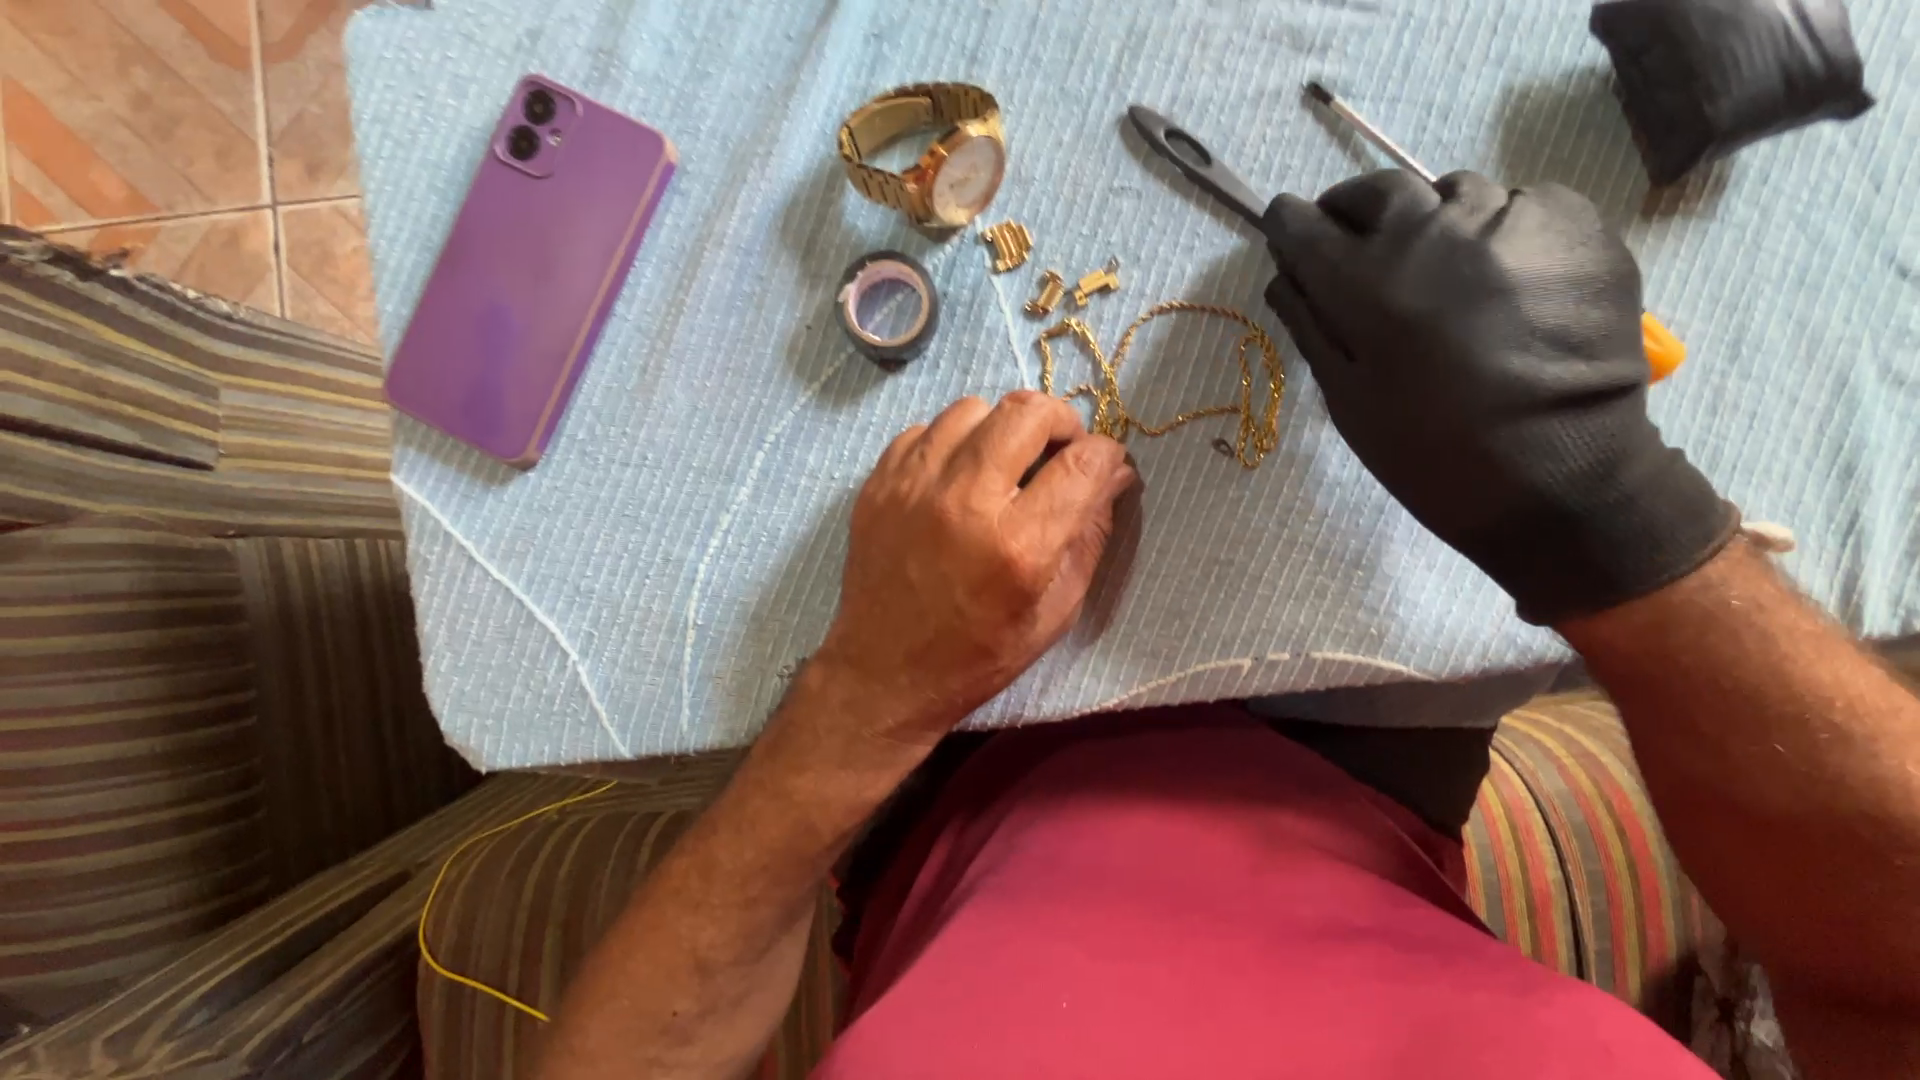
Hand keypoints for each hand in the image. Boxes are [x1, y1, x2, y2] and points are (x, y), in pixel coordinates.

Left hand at [810, 391, 1133, 749]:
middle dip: (1059, 422)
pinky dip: (951, 444)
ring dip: (1001, 428)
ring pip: (972, 408)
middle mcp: (964, 501)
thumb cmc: (980, 654)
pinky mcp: (878, 483)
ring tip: (1003, 465)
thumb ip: (1091, 535)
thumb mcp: (1056, 611)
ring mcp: (913, 485)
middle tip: (1059, 453)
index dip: (1107, 454)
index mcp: (1018, 544)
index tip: (1105, 464)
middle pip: (1026, 411)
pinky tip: (955, 480)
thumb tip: (1116, 474)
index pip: (1082, 462)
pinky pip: (926, 430)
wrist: (886, 672)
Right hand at [1263, 169, 1734, 622]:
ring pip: (1453, 194)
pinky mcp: (1577, 222)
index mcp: (1364, 281)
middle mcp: (1432, 232)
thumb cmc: (1430, 450)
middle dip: (1354, 208)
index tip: (1289, 230)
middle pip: (1377, 189)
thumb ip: (1310, 325)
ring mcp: (1511, 217)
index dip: (1290, 225)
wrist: (1561, 474)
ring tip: (1445, 271)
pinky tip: (1508, 282)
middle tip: (1360, 243)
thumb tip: (1284, 275)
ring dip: (1432, 222)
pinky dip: (1500, 233)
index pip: (1303, 222)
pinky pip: (1521, 206)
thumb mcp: (1346, 398)